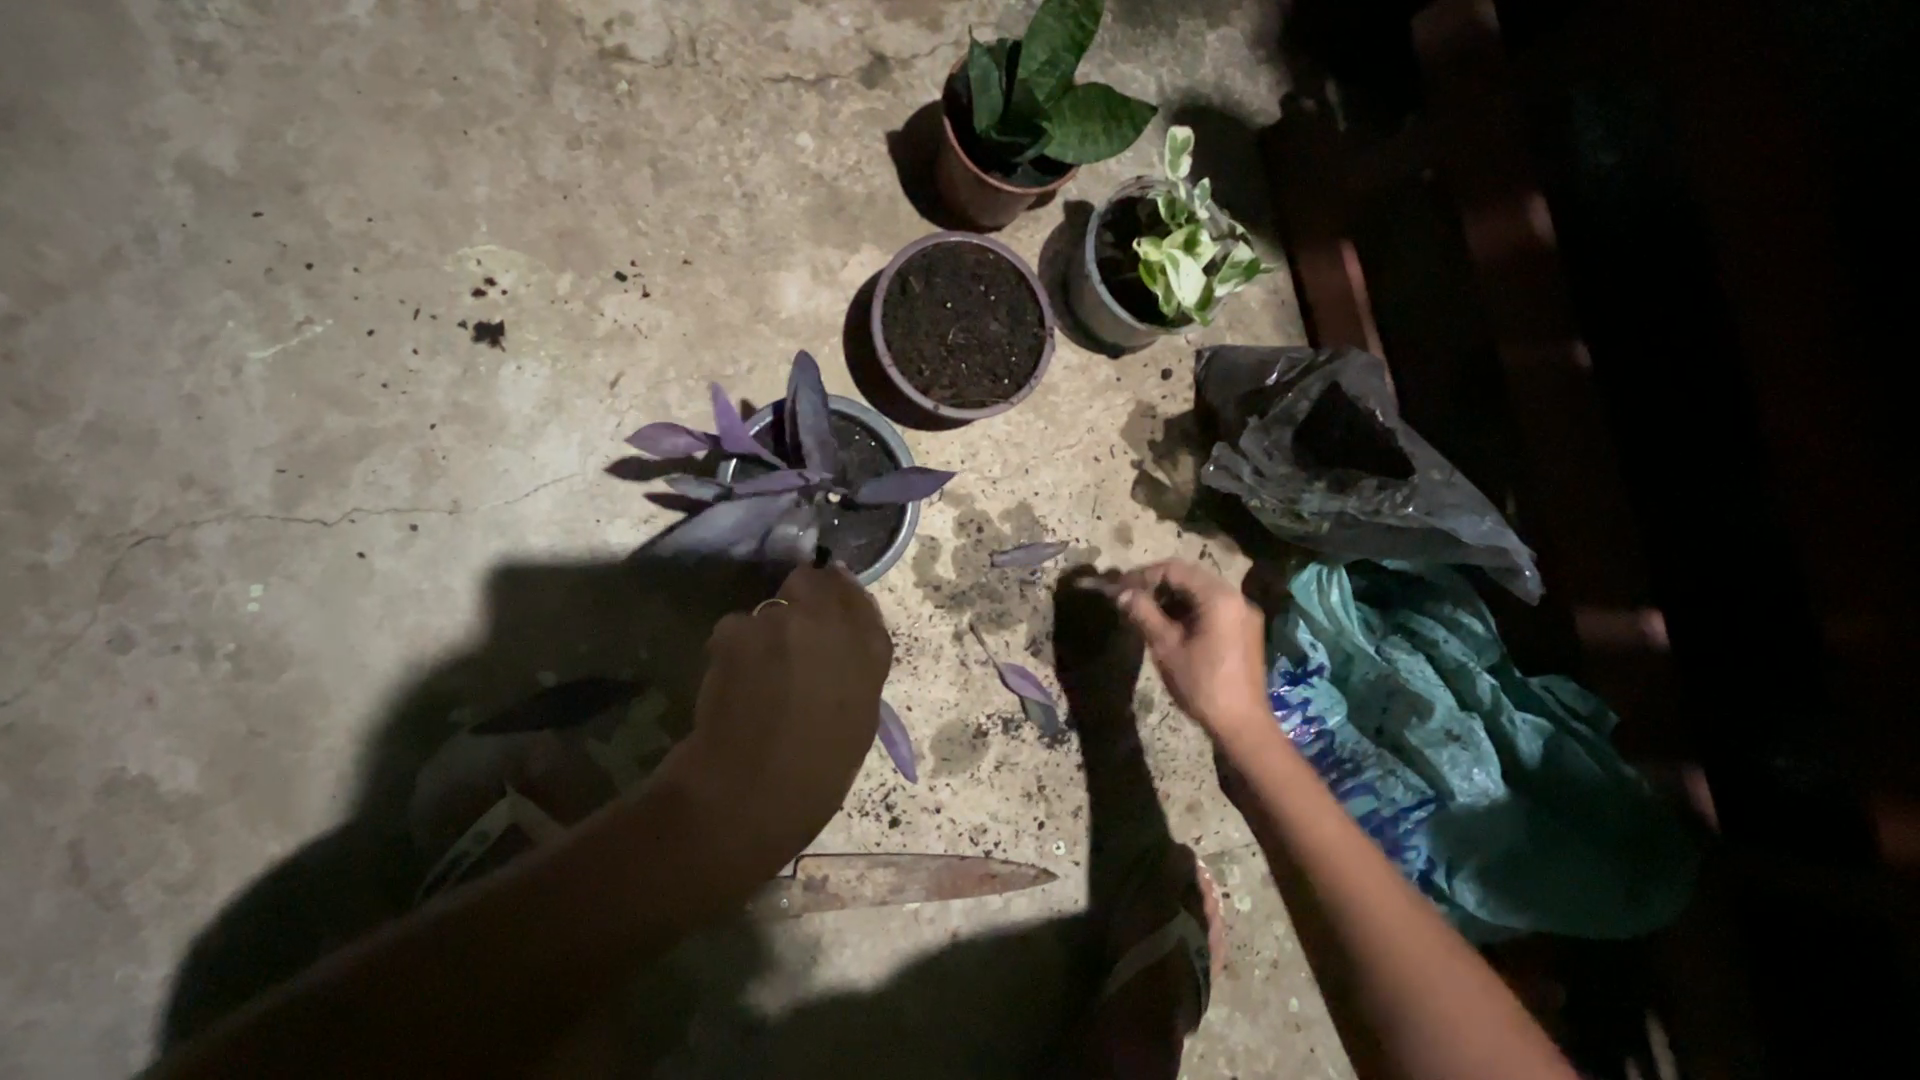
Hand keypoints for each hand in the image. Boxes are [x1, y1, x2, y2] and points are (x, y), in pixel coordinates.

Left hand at [669, 566, 891, 874]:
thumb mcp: (860, 716)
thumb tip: (837, 646)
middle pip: (814, 582)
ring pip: (771, 605)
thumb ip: (855, 666)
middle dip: (802, 596)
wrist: (754, 789)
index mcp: (871, 650)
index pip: (858, 600)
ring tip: (757, 670)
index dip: (840, 599)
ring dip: (766, 628)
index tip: (827, 609)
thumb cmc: (818, 771)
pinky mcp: (736, 628)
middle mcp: (831, 622)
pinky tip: (732, 681)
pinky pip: (736, 626)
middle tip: (789, 632)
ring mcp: (782, 620)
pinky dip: (734, 648)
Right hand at [1116, 560, 1270, 739]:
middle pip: (1190, 578)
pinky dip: (1189, 611)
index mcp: (1219, 597)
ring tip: (1146, 614)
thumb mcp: (1166, 647)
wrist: (1242, 724)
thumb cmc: (1202, 684)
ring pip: (1201, 593)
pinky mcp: (1245, 630)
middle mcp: (1237, 597)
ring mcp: (1244, 614)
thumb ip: (1144, 614)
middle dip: (1158, 585)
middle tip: (1130, 599)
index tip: (1120, 588)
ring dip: (1172, 599)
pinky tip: (1171, 627)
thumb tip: (1121, 593)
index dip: (1144, 576)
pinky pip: (1213, 608)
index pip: (1175, 569)